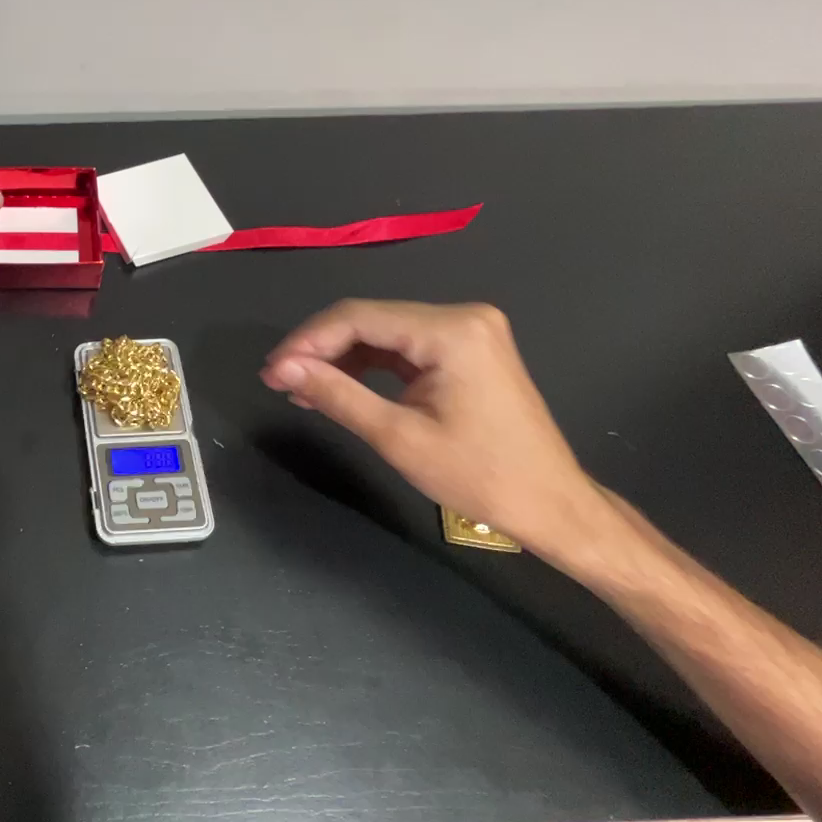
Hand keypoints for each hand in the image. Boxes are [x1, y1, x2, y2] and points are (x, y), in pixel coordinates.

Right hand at [261, 299, 616, 558]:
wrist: (551, 504)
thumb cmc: (479, 476)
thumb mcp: (396, 437)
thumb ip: (335, 394)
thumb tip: (281, 369)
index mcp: (451, 331)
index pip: (357, 318)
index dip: (306, 342)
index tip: (270, 372)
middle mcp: (461, 317)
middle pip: (368, 320)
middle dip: (318, 349)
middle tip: (278, 381)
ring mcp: (467, 331)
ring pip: (381, 333)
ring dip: (338, 358)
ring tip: (299, 389)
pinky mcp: (466, 349)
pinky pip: (402, 347)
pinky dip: (367, 366)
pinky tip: (337, 387)